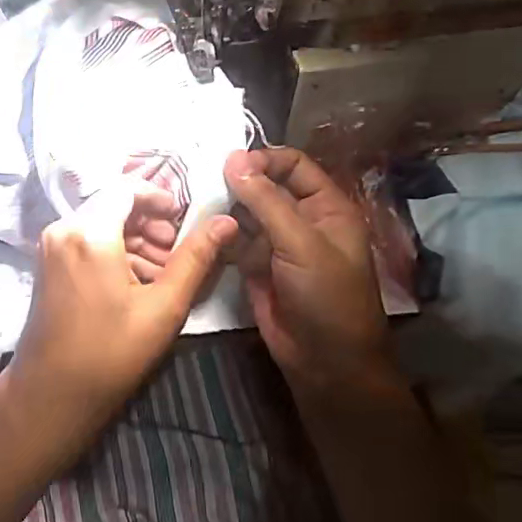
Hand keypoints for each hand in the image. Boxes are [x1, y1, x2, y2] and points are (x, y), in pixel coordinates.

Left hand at [0, 183, 237, 474]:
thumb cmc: (111, 353)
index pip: (128, 188)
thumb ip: (196, 258)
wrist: (50, 396)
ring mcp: (51, 246)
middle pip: (114, 205)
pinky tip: (136, 282)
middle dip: (150, 222)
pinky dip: (114, 250)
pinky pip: (86, 240)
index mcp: (89, 231)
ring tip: (163, 272)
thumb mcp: (163, 307)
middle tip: (178, 252)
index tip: (185, 222)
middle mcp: (63, 228)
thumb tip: (227, 221)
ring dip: (134, 239)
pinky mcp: (47, 264)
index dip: (161, 199)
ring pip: (100, 223)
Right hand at [223, 149, 396, 399]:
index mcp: (325, 207)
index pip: (293, 165)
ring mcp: (276, 244)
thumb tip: (233, 159)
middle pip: (265, 186)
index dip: (264, 160)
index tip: (229, 164)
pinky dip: (218, 235)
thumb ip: (266, 201)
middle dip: (237, 183)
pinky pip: (234, 240)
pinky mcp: (256, 266)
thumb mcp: (301, 243)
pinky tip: (198, 229)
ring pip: (245, 213)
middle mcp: (300, 219)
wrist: (326, 362)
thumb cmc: (327, 297)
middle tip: (202, 181)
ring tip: (195, 203)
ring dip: (224, 208)